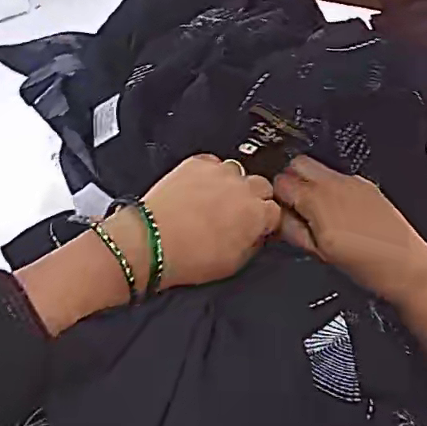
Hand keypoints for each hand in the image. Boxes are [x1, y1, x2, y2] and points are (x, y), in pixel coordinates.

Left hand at [18, 155, 280, 335]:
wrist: (150, 242)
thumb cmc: (187, 257)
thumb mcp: (234, 263)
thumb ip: (254, 243)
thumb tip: (257, 235)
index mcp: (256, 213)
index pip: (276, 210)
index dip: (265, 219)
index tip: (257, 224)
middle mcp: (242, 188)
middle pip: (261, 186)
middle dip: (252, 199)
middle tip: (235, 213)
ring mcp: (219, 172)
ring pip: (237, 172)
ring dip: (231, 184)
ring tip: (213, 201)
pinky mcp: (197, 162)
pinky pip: (213, 163)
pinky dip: (209, 174)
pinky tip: (197, 191)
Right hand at [273, 155, 426, 301]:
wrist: (408, 267)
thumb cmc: (368, 266)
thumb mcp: (319, 254)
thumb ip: (292, 230)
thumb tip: (278, 219)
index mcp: (318, 201)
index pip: (280, 182)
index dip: (275, 197)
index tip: (279, 210)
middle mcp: (335, 184)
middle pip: (297, 163)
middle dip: (290, 180)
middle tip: (293, 204)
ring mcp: (353, 182)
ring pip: (318, 166)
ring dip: (310, 182)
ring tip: (316, 210)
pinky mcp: (367, 186)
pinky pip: (339, 176)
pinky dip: (331, 187)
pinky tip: (337, 211)